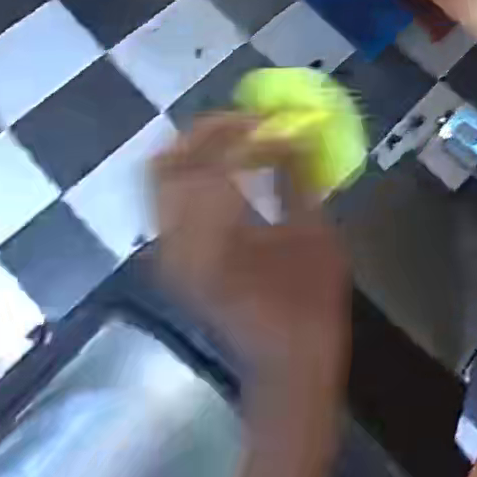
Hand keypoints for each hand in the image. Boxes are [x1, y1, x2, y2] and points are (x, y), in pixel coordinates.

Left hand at [153, 114, 350, 394]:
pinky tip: (237, 174)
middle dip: (205, 134)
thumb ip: (295, 175)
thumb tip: (290, 130)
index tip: (269, 116)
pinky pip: (173, 201)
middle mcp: (176, 241)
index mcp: (212, 236)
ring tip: (246, 143)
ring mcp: (169, 252)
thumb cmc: (310, 299)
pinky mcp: (174, 259)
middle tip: (248, 122)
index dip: (234, 129)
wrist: (286, 359)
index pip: (202, 160)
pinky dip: (199, 176)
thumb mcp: (313, 231)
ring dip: (199, 153)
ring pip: (163, 180)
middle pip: (165, 164)